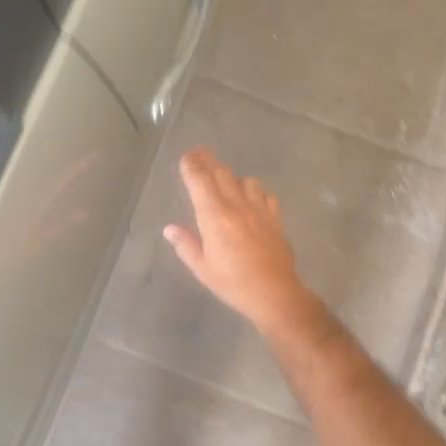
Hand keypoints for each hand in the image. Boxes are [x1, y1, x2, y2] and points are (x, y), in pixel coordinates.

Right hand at [164, 148, 315, 332]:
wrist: (273, 292)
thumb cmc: (232, 283)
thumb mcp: (202, 268)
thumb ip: (185, 245)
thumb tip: (170, 229)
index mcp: (214, 216)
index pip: (200, 181)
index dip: (192, 166)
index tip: (186, 157)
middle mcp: (236, 206)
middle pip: (222, 174)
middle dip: (209, 161)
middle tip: (200, 153)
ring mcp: (259, 210)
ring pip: (245, 181)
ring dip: (233, 176)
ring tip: (226, 179)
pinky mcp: (275, 219)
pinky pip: (265, 195)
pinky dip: (255, 191)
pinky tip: (253, 198)